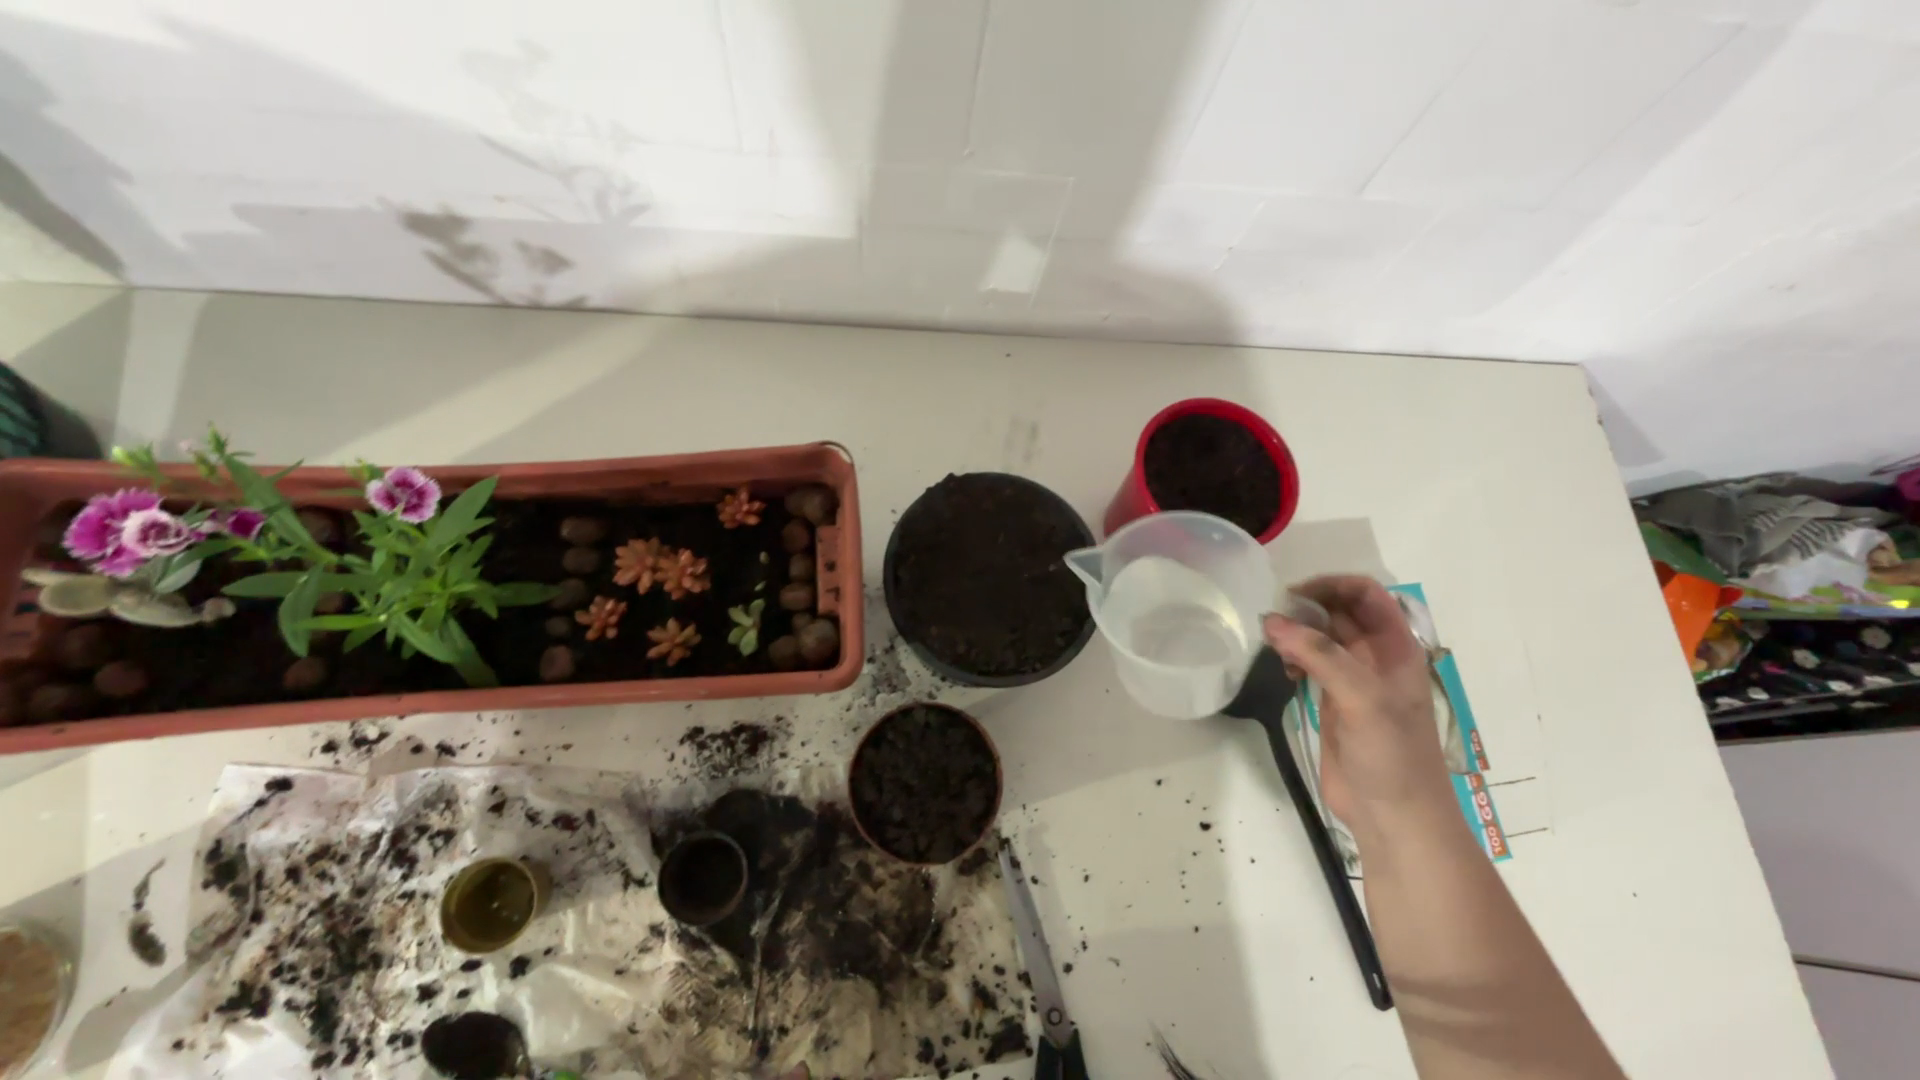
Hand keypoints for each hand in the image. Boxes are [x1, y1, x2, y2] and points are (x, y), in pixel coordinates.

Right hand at [1262, 575, 1449, 834]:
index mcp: (1396, 647)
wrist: (1394, 816)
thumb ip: (1319, 655)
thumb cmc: (1391, 754)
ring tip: (1272, 643)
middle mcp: (1375, 657)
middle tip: (1272, 617)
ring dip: (1296, 633)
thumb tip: (1272, 621)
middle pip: (1339, 611)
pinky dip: (1292, 658)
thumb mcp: (1360, 697)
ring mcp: (1353, 680)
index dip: (1332, 585)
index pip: (1365, 594)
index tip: (1293, 595)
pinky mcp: (1333, 703)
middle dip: (1306, 608)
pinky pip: (1310, 664)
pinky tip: (1281, 669)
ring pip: (1321, 637)